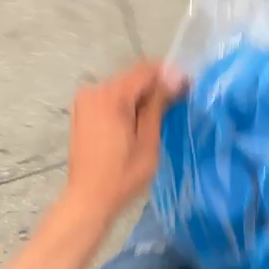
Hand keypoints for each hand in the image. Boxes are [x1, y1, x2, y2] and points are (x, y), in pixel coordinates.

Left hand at [64, 59, 185, 220]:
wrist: (89, 198)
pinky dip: (125, 105)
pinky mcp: (82, 111)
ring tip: (155, 120)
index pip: (146, 70)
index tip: (187, 89)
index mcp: (111, 97)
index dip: (169, 76)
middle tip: (174, 108)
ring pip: (122, 87)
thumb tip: (176, 76)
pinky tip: (135, 124)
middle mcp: (94, 91)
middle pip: (133, 77)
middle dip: (155, 87)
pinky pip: (109, 98)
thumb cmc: (123, 175)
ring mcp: (85, 100)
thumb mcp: (148, 140)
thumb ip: (159, 104)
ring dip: (140, 97)